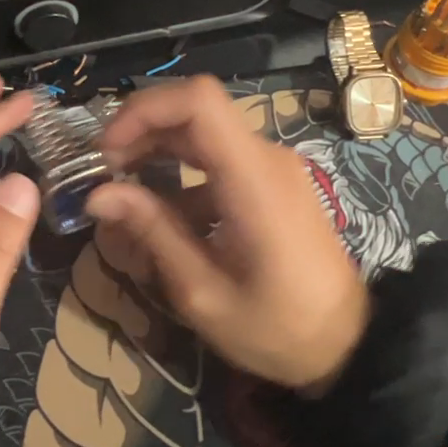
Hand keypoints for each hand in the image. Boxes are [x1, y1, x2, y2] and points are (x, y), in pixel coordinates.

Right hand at [85, 76, 368, 392]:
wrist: (349, 345)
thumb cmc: (278, 329)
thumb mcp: (204, 292)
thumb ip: (154, 234)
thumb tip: (98, 195)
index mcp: (253, 179)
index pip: (198, 101)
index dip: (144, 111)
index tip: (108, 152)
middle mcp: (265, 157)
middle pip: (195, 110)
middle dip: (141, 132)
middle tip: (106, 174)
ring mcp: (272, 167)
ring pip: (203, 132)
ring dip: (158, 153)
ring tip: (123, 195)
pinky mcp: (272, 182)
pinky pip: (219, 159)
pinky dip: (182, 175)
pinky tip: (161, 217)